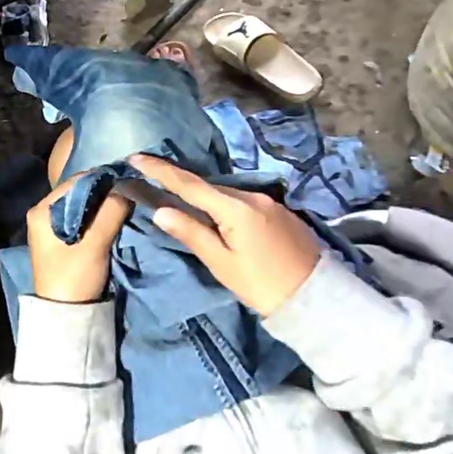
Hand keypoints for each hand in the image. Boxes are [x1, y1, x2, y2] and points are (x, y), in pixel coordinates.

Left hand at [27, 173, 130, 302]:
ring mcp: (50, 227)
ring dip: (102, 205)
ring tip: (125, 203)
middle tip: (129, 191)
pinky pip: (82, 218)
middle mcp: (42, 214)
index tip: (127, 180)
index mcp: (41, 210)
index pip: (75, 181)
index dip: (102, 179)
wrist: (65, 315)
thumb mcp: (94, 243)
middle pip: (78, 192)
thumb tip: (127, 187)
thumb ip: (111, 212)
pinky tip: (114, 218)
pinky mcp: (61, 239)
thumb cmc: (74, 277)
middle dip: (103, 191)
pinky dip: (98, 217)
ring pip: (82, 205)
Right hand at [128, 155, 321, 315]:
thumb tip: (161, 210)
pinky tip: (219, 218)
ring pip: (227, 195)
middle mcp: (252, 196)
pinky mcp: (280, 211)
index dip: (160, 170)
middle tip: (154, 181)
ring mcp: (269, 201)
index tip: (136, 157)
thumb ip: (191, 233)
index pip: (189, 184)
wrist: (315, 296)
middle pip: (209, 187)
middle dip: (181, 185)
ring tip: (182, 202)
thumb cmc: (262, 285)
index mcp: (235, 208)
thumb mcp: (221, 263)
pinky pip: (244, 202)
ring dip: (205, 198)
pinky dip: (225, 206)